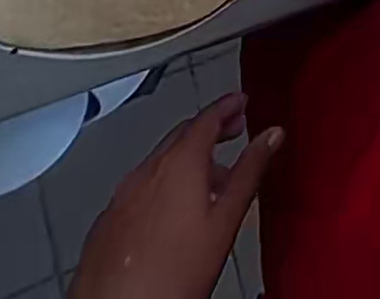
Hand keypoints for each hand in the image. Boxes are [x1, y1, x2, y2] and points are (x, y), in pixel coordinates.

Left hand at [68, 93, 282, 298]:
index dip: (228, 106)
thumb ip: (250, 171)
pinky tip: (172, 208)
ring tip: (210, 175)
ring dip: (188, 156)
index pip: (208, 117)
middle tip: (232, 128)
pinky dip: (163, 181)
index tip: (240, 102)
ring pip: (161, 159)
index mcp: (181, 162)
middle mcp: (149, 169)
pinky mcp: (108, 218)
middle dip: (211, 127)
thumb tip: (272, 136)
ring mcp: (124, 193)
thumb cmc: (170, 277)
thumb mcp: (225, 220)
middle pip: (184, 133)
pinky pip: (141, 184)